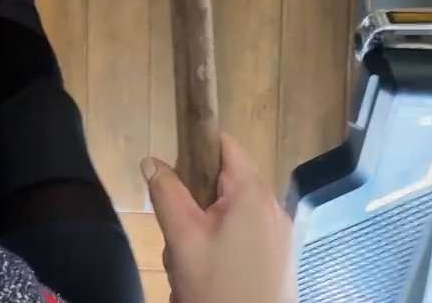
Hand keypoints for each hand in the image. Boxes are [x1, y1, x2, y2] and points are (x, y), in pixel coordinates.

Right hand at [143, 135, 294, 302]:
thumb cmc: (219, 290)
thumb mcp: (183, 239)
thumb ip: (166, 193)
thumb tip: (150, 160)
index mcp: (253, 194)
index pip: (224, 144)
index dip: (196, 148)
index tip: (176, 175)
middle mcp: (273, 209)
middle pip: (226, 180)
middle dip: (196, 199)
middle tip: (180, 229)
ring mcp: (280, 237)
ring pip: (232, 211)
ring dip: (207, 227)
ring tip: (191, 261)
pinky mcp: (281, 261)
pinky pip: (246, 236)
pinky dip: (224, 245)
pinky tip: (209, 275)